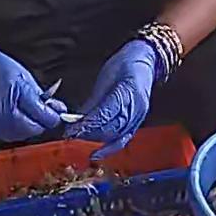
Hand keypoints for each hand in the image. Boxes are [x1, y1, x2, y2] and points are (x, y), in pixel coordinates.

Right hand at [0, 44, 65, 144]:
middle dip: (40, 122)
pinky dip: (18, 127)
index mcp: (9, 106)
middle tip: (45, 111)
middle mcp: (0, 121)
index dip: (51, 117)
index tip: (58, 112)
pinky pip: (10, 134)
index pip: (38, 122)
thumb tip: (57, 112)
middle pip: (30, 131)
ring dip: (29, 126)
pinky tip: (18, 116)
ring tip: (29, 111)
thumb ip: (40, 100)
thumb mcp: (23, 79)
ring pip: (21, 135)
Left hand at [68, 39, 161, 159]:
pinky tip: (97, 154)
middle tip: (70, 133)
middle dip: (89, 132)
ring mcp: (138, 117)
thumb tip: (76, 118)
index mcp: (128, 92)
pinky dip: (109, 148)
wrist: (146, 61)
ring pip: (115, 136)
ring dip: (95, 139)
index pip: (105, 114)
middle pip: (110, 128)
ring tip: (79, 136)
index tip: (72, 130)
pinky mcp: (136, 123)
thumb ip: (93, 101)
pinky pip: (122, 140)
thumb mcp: (105, 78)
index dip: (88, 124)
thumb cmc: (124, 65)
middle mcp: (136, 108)